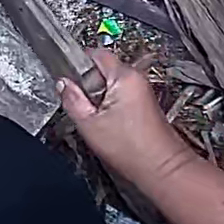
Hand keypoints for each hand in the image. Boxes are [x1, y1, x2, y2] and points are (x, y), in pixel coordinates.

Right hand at [57, 50, 195, 178]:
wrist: (161, 170)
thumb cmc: (132, 149)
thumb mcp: (88, 124)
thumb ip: (71, 99)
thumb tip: (62, 83)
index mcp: (124, 77)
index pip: (95, 53)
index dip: (78, 64)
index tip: (68, 79)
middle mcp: (136, 78)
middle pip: (102, 68)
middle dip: (87, 83)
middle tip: (82, 104)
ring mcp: (141, 90)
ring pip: (109, 82)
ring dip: (98, 95)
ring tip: (95, 117)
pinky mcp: (143, 103)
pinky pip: (119, 93)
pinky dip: (109, 104)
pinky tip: (107, 122)